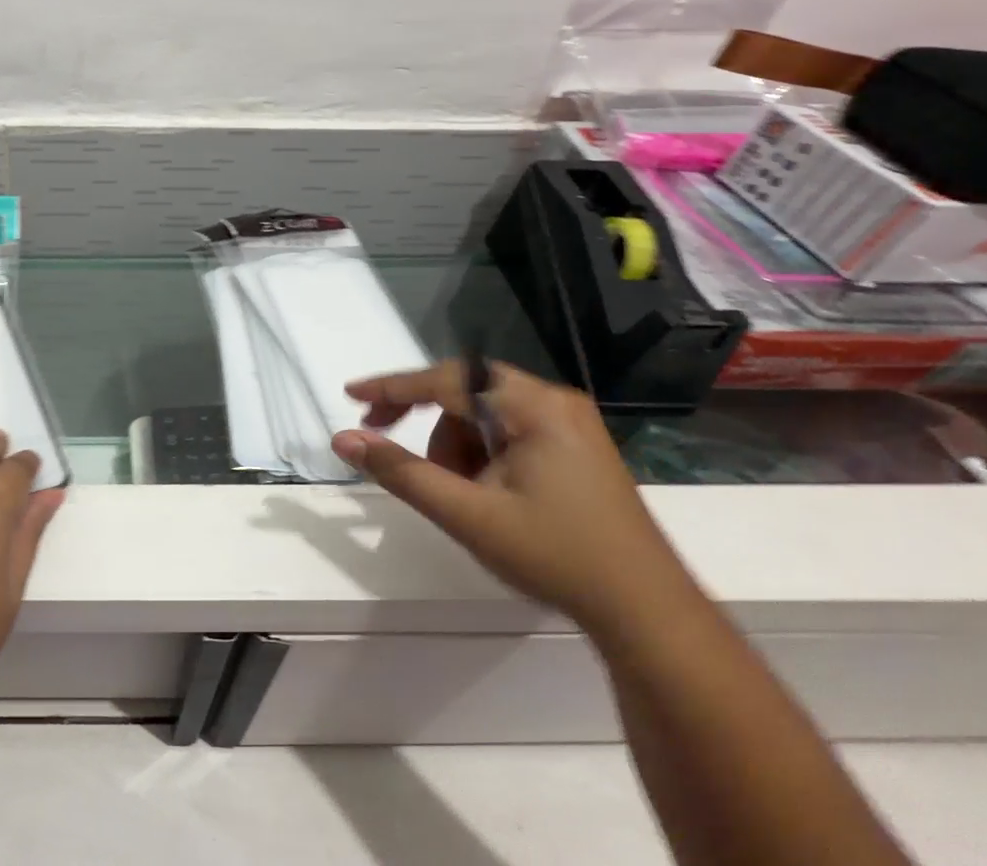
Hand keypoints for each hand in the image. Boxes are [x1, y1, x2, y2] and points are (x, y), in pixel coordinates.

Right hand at [331, 361, 694, 631]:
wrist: (642, 606)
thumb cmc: (553, 554)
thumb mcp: (466, 514)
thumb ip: (401, 473)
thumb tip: (344, 441)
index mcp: (535, 408)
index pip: (448, 380)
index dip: (394, 387)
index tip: (351, 397)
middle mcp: (555, 403)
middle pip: (466, 389)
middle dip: (422, 413)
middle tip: (381, 435)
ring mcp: (569, 425)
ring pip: (483, 414)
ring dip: (453, 443)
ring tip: (454, 492)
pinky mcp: (573, 449)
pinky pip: (506, 432)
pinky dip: (479, 454)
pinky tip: (480, 492)